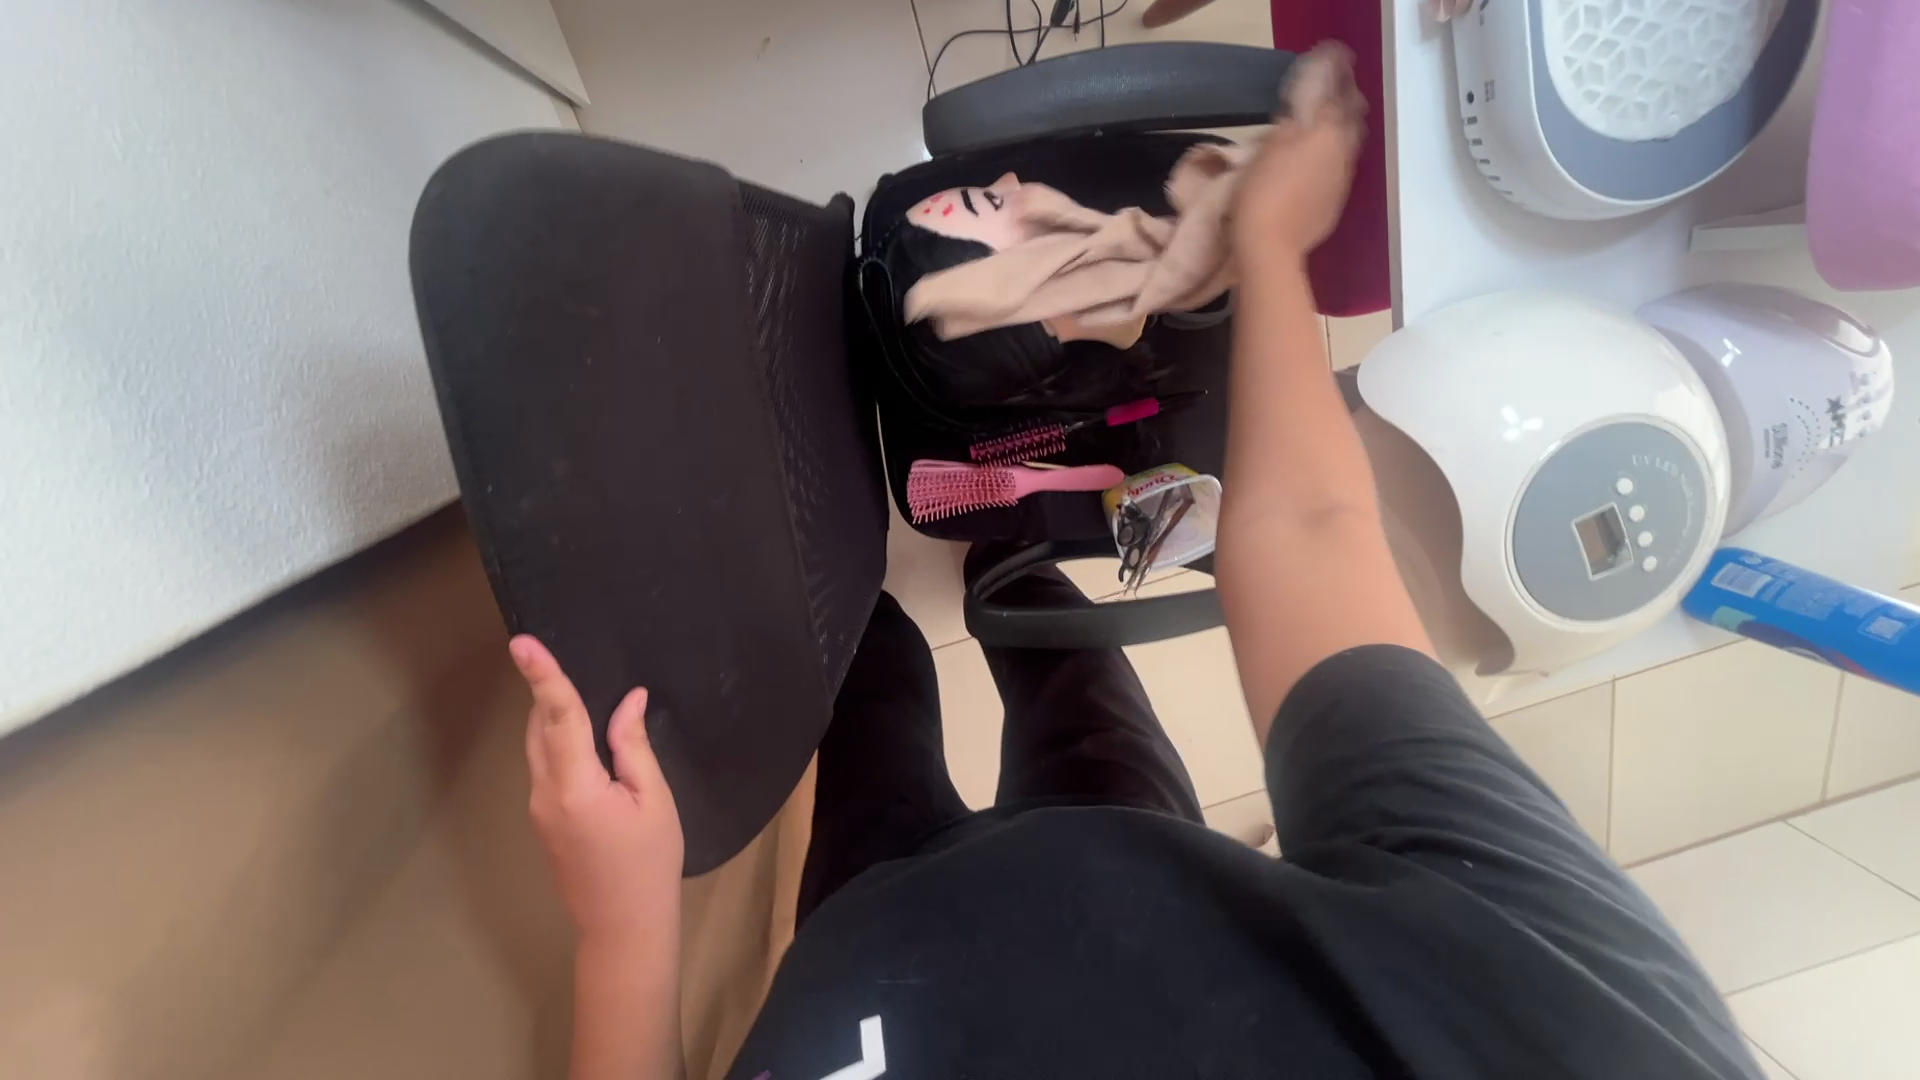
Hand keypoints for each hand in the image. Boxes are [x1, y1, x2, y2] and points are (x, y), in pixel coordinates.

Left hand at [512, 635, 682, 946]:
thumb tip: (627, 701)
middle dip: (544, 688)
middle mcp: (545, 793)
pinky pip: (545, 763)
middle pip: (539, 728)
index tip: (524, 643)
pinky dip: (557, 735)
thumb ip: (633, 747)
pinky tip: (582, 727)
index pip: (558, 718)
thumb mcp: (653, 799)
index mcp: (576, 787)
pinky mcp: (544, 818)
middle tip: (550, 650)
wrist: (623, 924)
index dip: (544, 677)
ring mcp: (539, 808)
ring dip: (550, 711)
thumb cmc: (649, 860)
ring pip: (537, 745)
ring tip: (570, 680)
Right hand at [1233, 43, 1368, 264]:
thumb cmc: (1261, 195)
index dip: (1335, 80)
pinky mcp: (1333, 207)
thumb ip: (1288, 125)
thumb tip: (1302, 108)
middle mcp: (1343, 154)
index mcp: (1327, 133)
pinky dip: (1329, 166)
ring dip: (1337, 138)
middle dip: (1344, 108)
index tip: (1330, 69)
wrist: (1270, 250)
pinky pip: (1337, 175)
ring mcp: (1342, 183)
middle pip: (1351, 121)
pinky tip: (1314, 171)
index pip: (1338, 96)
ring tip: (1323, 136)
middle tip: (1330, 102)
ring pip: (1346, 149)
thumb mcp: (1267, 150)